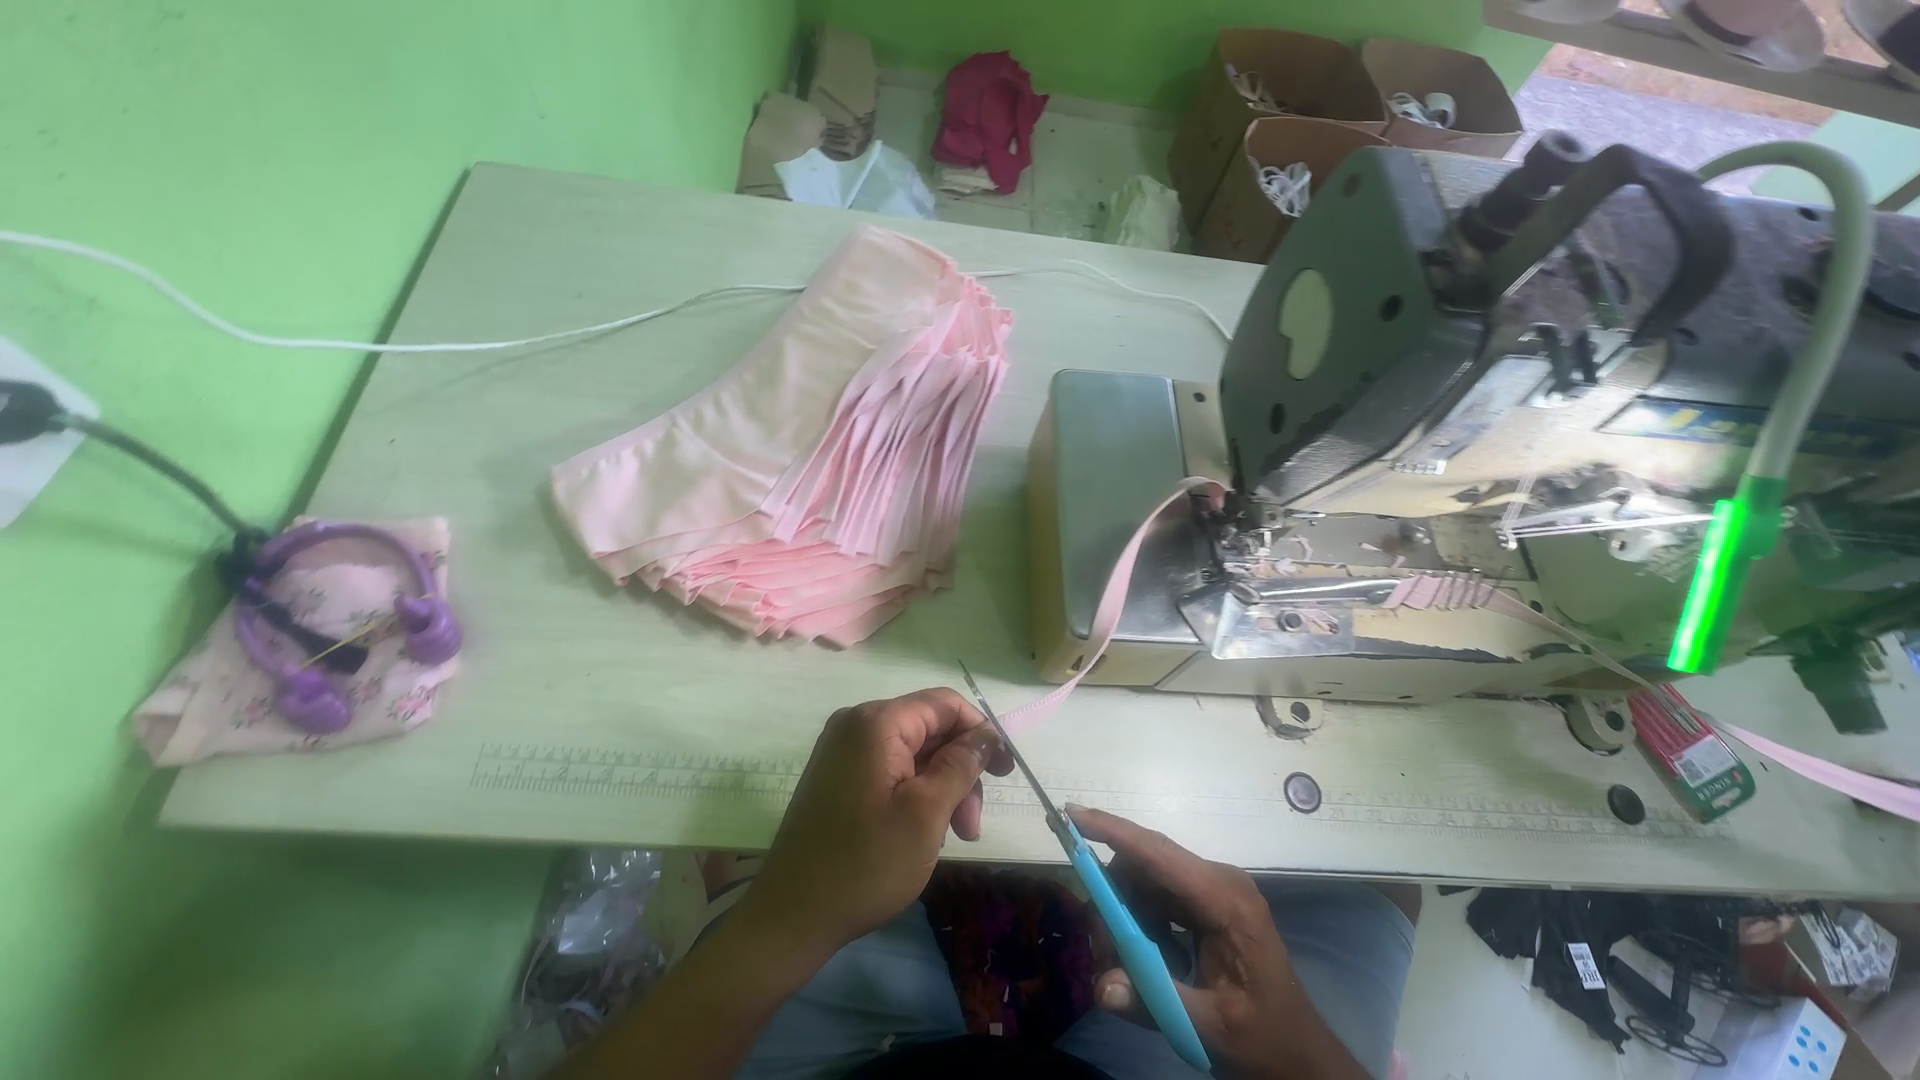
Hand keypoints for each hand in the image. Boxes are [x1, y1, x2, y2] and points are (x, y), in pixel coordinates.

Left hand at [741, 688, 1013, 954]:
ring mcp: (841, 754)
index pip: (945, 705)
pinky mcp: (836, 780)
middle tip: (971, 827)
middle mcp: (855, 726)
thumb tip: (986, 733)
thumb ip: (961, 765)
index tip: (1004, 775)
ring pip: (913, 756)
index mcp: (876, 723)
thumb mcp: (926, 813)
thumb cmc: (865, 864)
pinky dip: (914, 798)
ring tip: (951, 839)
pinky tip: (921, 836)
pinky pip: (889, 773)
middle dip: (960, 773)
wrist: (791, 916)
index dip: (981, 733)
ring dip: (941, 791)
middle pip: (929, 730)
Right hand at [1068, 806, 1367, 1079]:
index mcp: (1226, 902)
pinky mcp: (1205, 903)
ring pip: (1145, 881)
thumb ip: (1154, 1002)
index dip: (1113, 831)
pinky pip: (1156, 897)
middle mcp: (1219, 882)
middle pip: (1144, 865)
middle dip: (1112, 902)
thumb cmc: (1264, 1036)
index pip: (1159, 855)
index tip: (1072, 814)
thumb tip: (1102, 987)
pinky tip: (1147, 961)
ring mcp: (1213, 890)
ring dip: (1123, 918)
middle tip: (1104, 957)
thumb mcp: (1210, 1026)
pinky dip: (1139, 924)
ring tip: (1124, 968)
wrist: (1298, 1053)